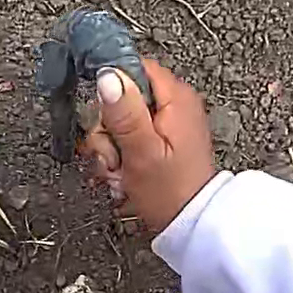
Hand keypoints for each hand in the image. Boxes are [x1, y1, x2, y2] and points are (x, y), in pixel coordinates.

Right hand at [82, 58, 216, 232]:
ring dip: (109, 148)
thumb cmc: (171, 192)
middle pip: (121, 98)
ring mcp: (165, 124)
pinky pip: (126, 138)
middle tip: (115, 155)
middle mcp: (172, 105)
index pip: (134, 68)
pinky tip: (122, 174)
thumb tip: (107, 76)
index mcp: (175, 98)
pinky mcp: (157, 141)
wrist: (189, 225)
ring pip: (118, 122)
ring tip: (119, 170)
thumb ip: (124, 113)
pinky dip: (118, 156)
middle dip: (106, 129)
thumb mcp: (142, 151)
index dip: (112, 87)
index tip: (103, 114)